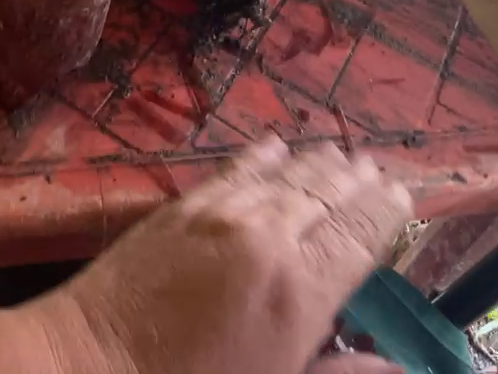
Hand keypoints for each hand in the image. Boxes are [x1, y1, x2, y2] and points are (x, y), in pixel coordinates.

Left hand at [33, 139, 409, 373]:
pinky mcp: (181, 206)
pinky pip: (231, 171)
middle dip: (352, 180)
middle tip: (374, 165)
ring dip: (312, 163)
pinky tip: (273, 145)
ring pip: (280, 176)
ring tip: (337, 152)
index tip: (402, 192)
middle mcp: (264, 238)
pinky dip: (258, 156)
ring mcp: (218, 214)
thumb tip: (398, 367)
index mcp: (298, 292)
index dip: (382, 211)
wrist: (95, 362)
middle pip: (321, 196)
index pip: (355, 237)